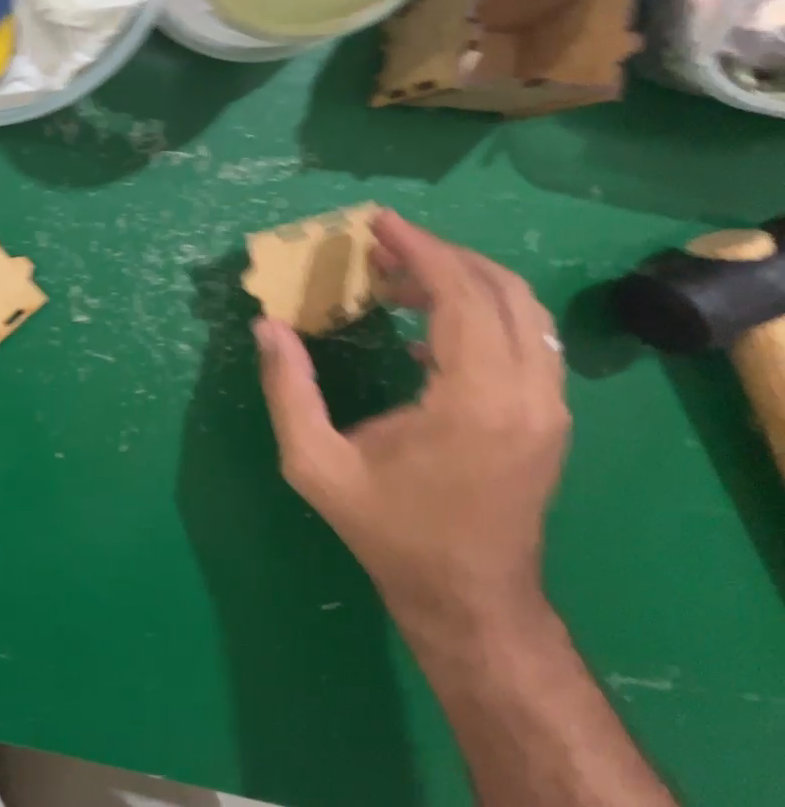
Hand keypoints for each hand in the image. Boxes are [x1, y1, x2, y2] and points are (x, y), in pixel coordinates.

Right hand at [254, 210, 569, 628]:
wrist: (467, 594)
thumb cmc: (387, 530)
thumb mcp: (315, 464)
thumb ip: (287, 390)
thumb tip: (268, 326)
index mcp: (474, 401)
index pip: (462, 297)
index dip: (421, 250)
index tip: (379, 222)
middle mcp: (528, 394)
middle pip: (504, 292)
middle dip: (443, 256)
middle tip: (383, 246)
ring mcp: (549, 407)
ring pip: (526, 315)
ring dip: (466, 282)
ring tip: (401, 278)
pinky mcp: (549, 418)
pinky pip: (527, 343)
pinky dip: (483, 315)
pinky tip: (427, 332)